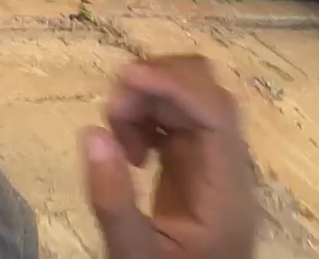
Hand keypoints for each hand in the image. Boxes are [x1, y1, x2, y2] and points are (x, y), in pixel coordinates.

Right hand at [82, 56, 259, 258]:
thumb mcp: (136, 257)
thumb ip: (114, 202)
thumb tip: (92, 132)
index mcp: (226, 190)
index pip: (215, 113)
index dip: (173, 84)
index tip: (125, 77)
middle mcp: (226, 168)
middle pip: (206, 94)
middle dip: (156, 85)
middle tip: (113, 110)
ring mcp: (211, 166)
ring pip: (188, 100)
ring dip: (146, 99)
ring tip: (115, 132)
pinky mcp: (193, 168)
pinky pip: (175, 120)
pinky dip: (146, 117)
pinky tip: (128, 147)